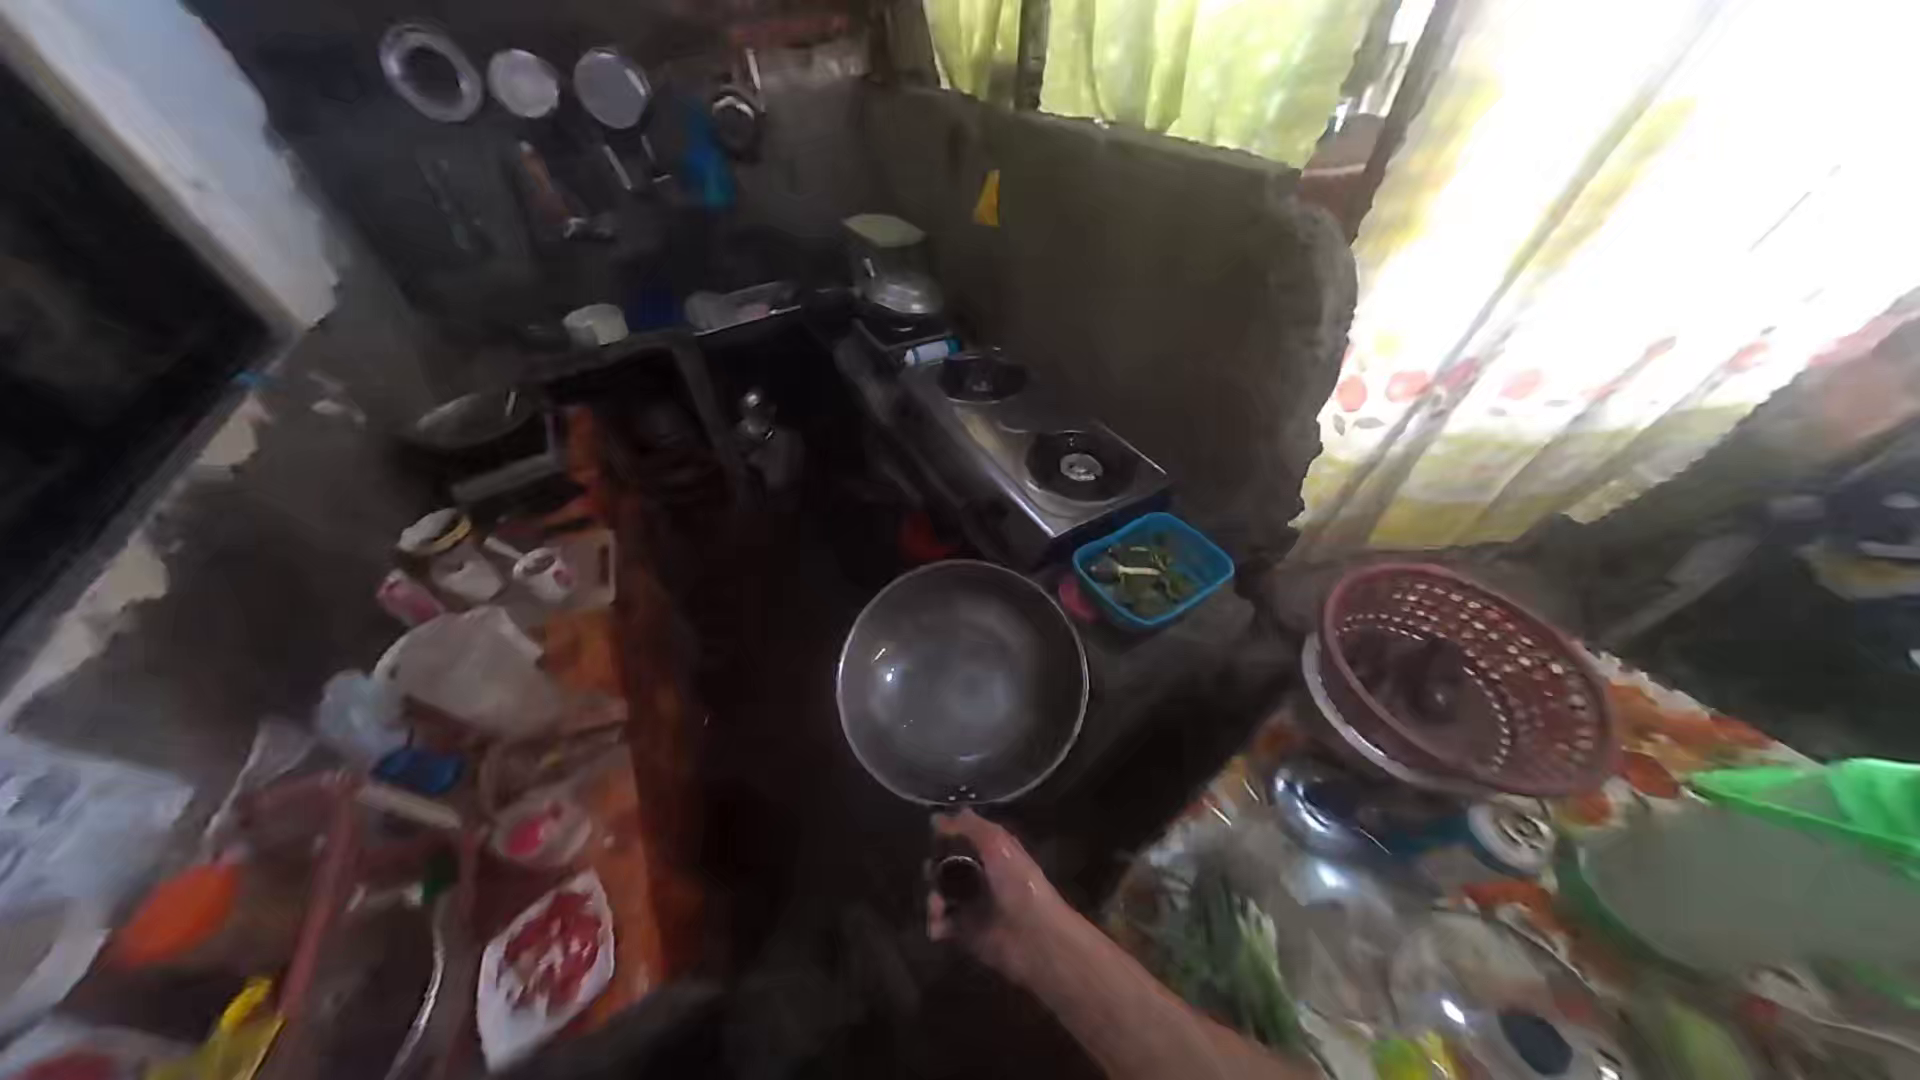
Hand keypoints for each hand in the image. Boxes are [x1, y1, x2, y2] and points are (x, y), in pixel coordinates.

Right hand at [927, 810, 1069, 983]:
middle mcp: (979, 875)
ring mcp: (971, 905)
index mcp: (989, 852)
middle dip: (933, 869)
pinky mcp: (965, 933)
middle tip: (933, 874)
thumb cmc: (1019, 883)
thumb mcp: (996, 842)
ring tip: (938, 906)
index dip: (944, 837)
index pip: (959, 838)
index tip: (933, 837)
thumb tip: (936, 817)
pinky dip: (935, 923)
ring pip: (939, 894)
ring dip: (932, 898)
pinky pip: (940, 924)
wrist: (1036, 937)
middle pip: (944, 866)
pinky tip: (940, 925)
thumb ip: (967, 826)